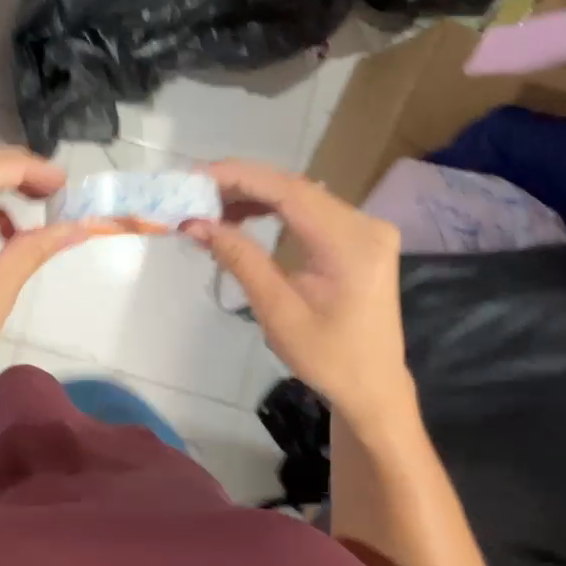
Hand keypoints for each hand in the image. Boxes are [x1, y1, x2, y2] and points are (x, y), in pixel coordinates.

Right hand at [180, 160, 413, 430]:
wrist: (373, 387)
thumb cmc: (328, 357)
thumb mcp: (277, 311)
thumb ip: (239, 258)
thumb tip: (194, 223)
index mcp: (351, 244)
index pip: (289, 192)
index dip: (239, 178)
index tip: (194, 178)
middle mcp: (364, 225)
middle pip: (292, 187)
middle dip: (239, 184)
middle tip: (192, 191)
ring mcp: (363, 228)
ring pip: (296, 194)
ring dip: (251, 194)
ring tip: (208, 206)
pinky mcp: (355, 236)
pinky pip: (305, 208)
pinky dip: (269, 207)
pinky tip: (239, 215)